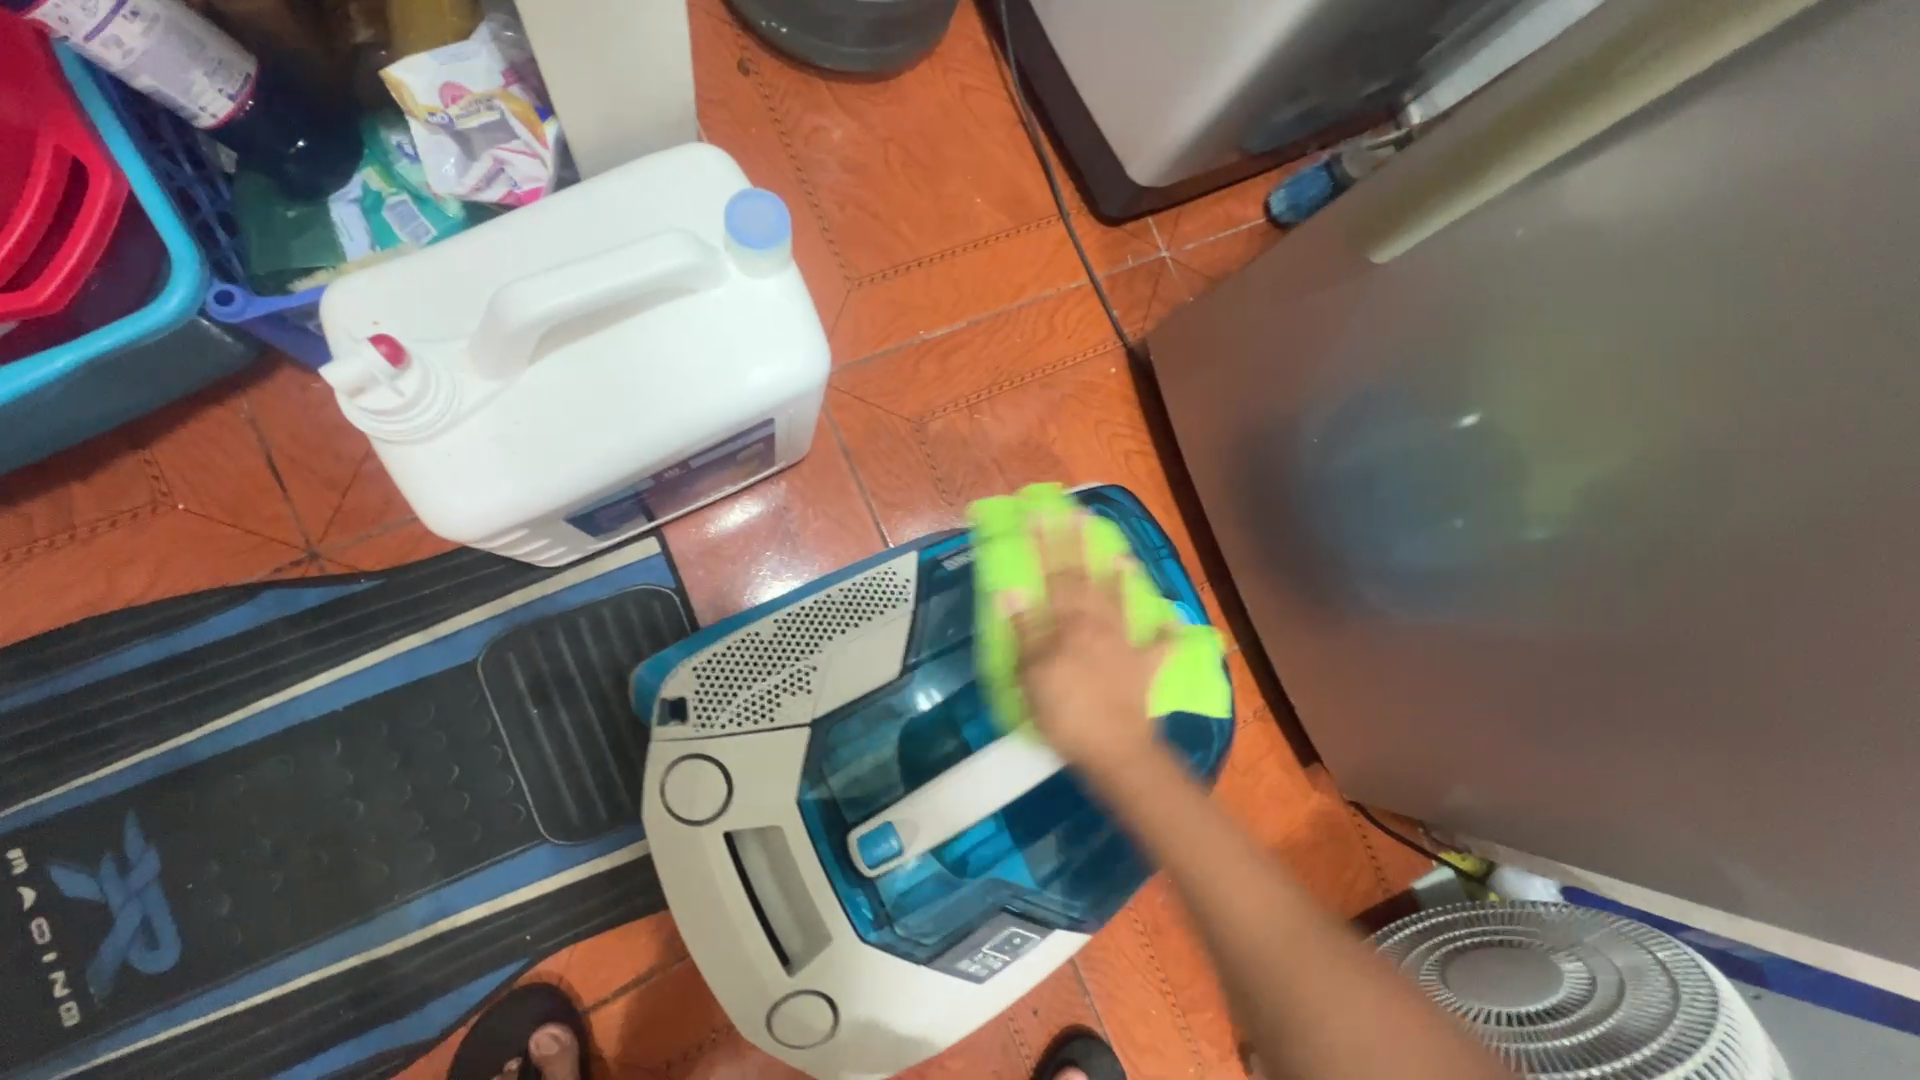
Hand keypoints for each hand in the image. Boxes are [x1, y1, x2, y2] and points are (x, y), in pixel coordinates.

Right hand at [1008, 511, 1174, 772]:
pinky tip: (1176, 619)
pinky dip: (1170, 633)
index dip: (1045, 542)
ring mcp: (1126, 645)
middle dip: (1079, 545)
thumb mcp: (1031, 673)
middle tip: (1079, 514)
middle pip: (1087, 579)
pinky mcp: (1146, 670)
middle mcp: (1098, 625)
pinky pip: (1162, 647)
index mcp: (1068, 623)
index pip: (1053, 574)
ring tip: (1123, 551)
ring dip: (1121, 576)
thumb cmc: (1064, 712)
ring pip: (1122, 603)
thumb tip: (1013, 588)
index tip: (1040, 511)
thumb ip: (1024, 629)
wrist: (1114, 749)